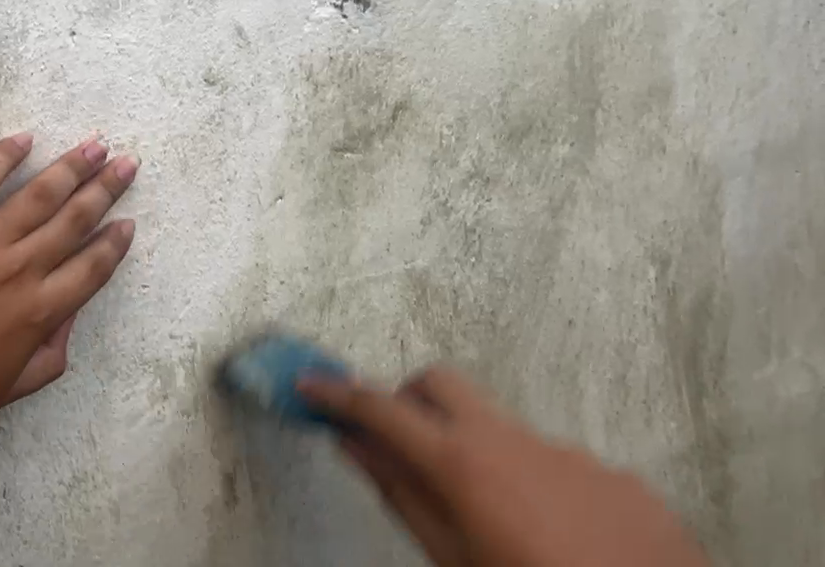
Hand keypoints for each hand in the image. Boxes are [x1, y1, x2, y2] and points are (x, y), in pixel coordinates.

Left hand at [0, 133, 138, 447]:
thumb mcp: (9, 389)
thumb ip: (51, 355)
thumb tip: (70, 317)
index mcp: (38, 313)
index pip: (90, 268)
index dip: (113, 243)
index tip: (128, 221)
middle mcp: (18, 270)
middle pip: (72, 221)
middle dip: (104, 190)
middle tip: (126, 162)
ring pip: (36, 196)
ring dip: (69, 168)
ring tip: (93, 146)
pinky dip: (1, 157)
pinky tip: (23, 139)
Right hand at [300, 368, 710, 566]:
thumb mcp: (452, 560)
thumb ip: (401, 495)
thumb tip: (351, 443)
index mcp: (463, 464)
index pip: (380, 408)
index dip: (336, 393)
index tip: (306, 384)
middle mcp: (514, 442)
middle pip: (441, 383)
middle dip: (411, 399)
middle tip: (407, 443)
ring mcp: (574, 457)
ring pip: (504, 429)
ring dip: (482, 452)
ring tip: (501, 516)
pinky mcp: (625, 481)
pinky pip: (565, 467)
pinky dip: (543, 485)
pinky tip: (562, 535)